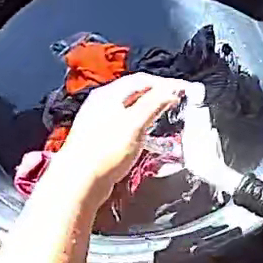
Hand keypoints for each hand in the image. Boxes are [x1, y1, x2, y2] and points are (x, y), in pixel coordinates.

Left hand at [43, 74, 188, 204]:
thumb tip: (171, 90)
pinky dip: (139, 125)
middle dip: (157, 95)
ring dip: (148, 110)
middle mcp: (101, 104)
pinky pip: (123, 124)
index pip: (142, 80)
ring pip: (128, 109)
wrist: (78, 182)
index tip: (184, 90)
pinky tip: (145, 135)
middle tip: (177, 101)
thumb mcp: (135, 125)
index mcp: (108, 94)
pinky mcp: (98, 139)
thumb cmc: (105, 152)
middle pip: (134, 92)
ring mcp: (98, 121)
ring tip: (164, 117)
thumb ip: (154, 104)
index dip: (165, 83)